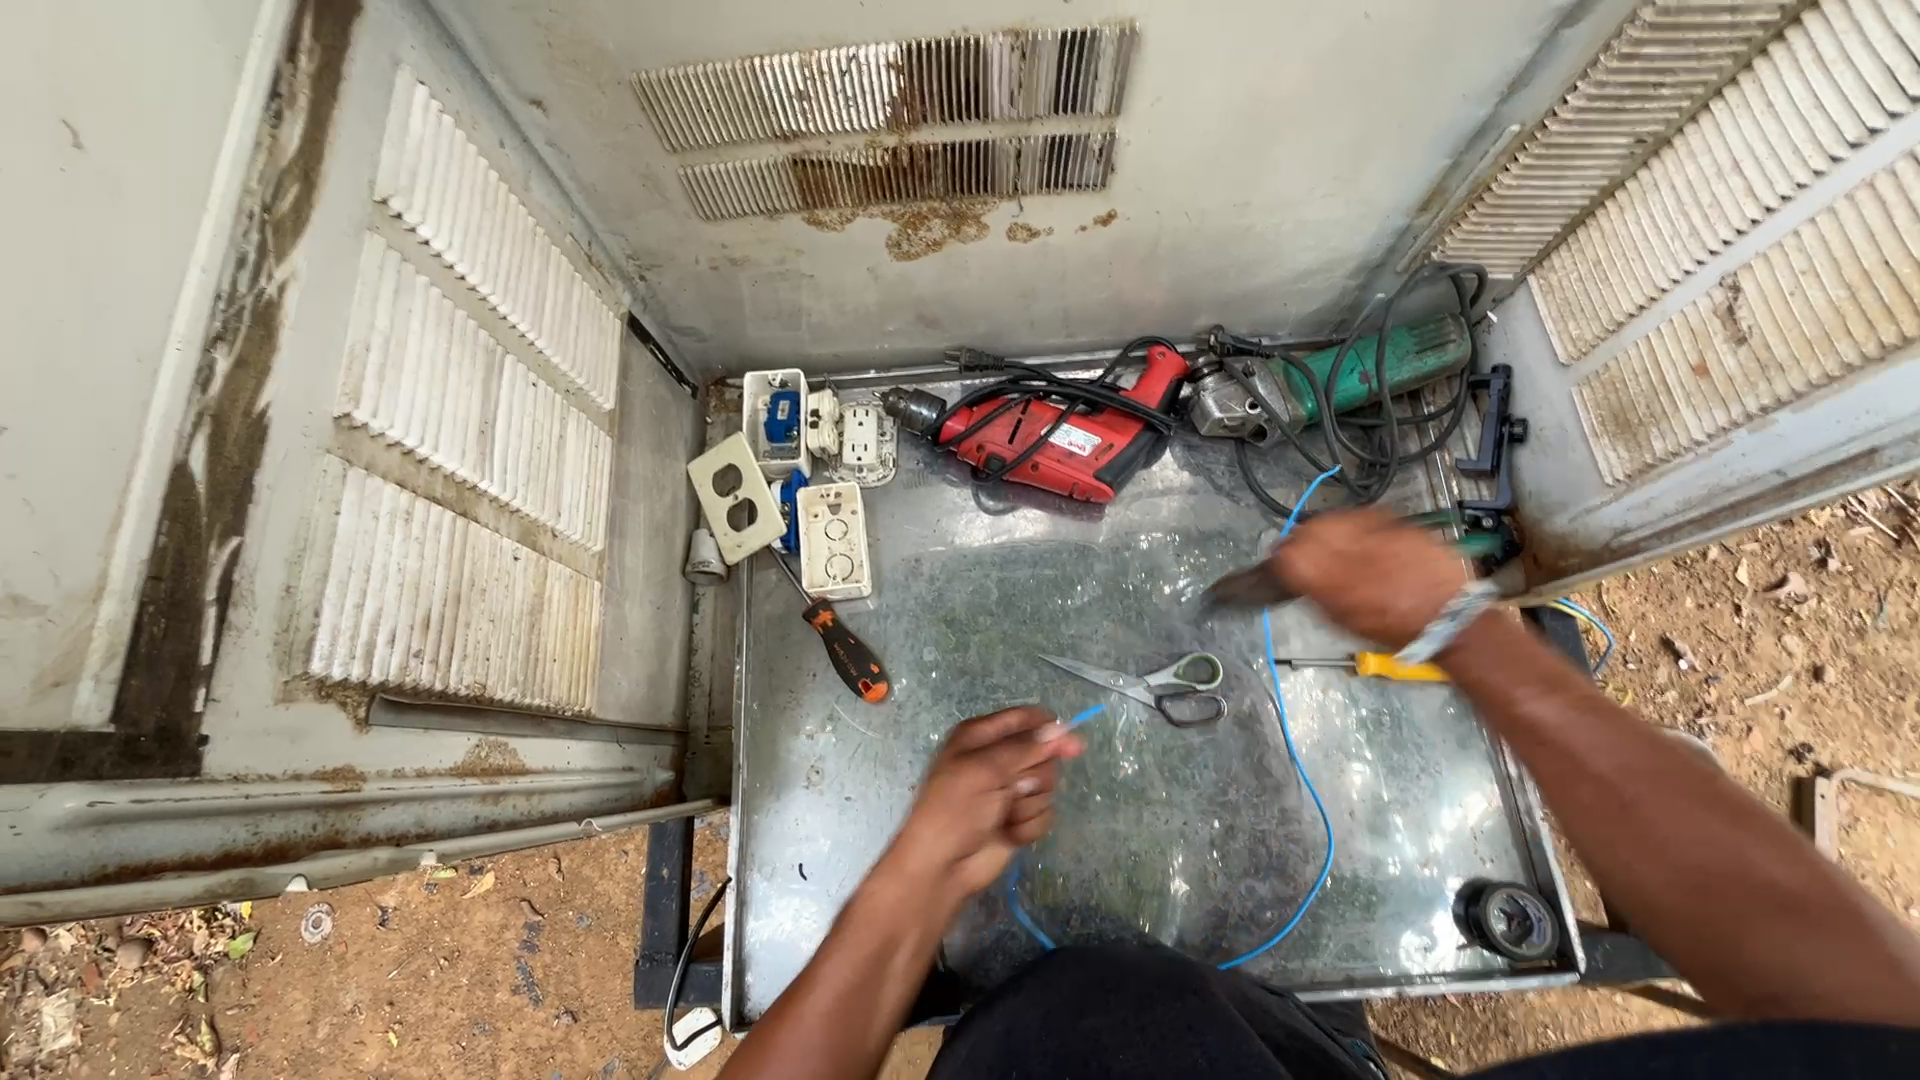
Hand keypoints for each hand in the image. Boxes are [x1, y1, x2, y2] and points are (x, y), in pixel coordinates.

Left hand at [876, 706, 1083, 910]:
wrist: (944, 866)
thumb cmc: (956, 808)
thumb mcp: (987, 769)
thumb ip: (1026, 746)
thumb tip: (1061, 727)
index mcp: (980, 736)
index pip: (1024, 719)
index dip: (1048, 728)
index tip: (1071, 744)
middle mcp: (996, 759)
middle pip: (1043, 753)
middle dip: (1035, 775)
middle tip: (1016, 788)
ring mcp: (1009, 790)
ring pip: (1047, 786)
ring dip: (1029, 803)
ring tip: (1005, 814)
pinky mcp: (1020, 817)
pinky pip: (1045, 812)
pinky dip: (1029, 824)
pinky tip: (1009, 832)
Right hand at [1266, 507, 1468, 649]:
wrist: (1449, 618)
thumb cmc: (1393, 627)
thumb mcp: (1344, 619)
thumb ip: (1316, 593)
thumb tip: (1296, 575)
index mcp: (1334, 583)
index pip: (1289, 556)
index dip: (1280, 557)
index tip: (1281, 562)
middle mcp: (1352, 554)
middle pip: (1308, 530)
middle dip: (1299, 538)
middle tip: (1301, 547)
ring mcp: (1377, 536)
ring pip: (1334, 518)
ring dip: (1323, 526)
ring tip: (1326, 537)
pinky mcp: (1399, 526)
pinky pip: (1364, 514)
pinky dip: (1352, 521)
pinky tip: (1354, 532)